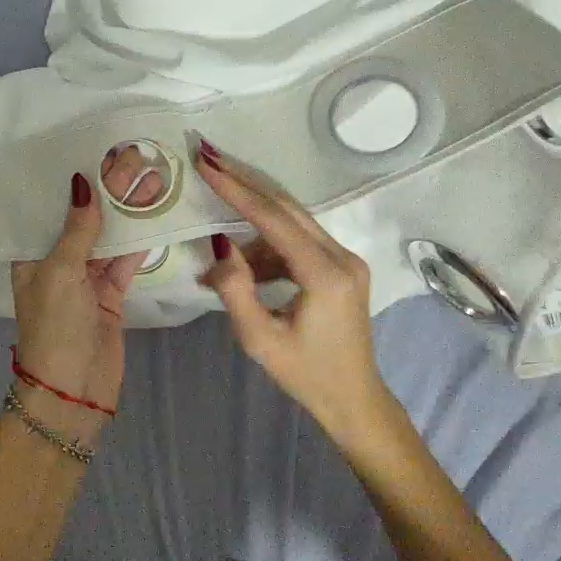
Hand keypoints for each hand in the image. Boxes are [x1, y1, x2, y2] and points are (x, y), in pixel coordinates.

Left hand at [8, 163, 150, 439]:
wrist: (74, 392)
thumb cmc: (55, 327)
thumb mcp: (61, 273)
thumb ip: (77, 230)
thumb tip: (82, 182)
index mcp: (31, 252)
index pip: (48, 205)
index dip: (68, 179)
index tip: (89, 146)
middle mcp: (56, 259)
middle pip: (83, 216)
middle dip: (105, 188)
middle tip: (132, 152)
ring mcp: (85, 277)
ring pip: (108, 235)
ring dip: (127, 210)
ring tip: (151, 174)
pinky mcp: (110, 294)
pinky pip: (125, 260)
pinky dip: (139, 241)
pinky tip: (156, 214)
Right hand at [195, 142, 396, 441]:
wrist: (355, 401)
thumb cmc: (306, 375)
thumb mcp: (258, 339)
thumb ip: (234, 289)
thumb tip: (218, 245)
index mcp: (326, 275)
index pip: (273, 219)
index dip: (236, 190)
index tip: (205, 164)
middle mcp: (342, 257)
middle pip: (285, 206)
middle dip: (242, 181)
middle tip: (206, 158)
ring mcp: (344, 260)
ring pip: (289, 219)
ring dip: (250, 213)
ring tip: (214, 217)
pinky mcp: (339, 267)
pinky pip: (294, 238)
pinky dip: (262, 241)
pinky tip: (238, 261)